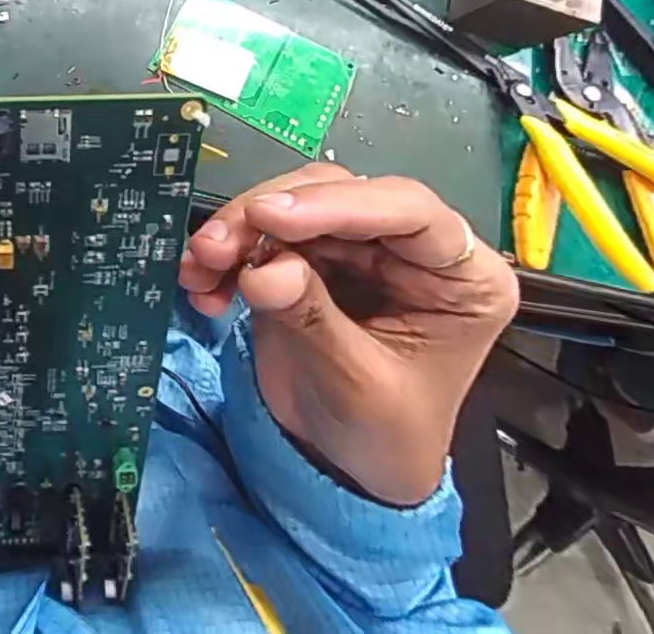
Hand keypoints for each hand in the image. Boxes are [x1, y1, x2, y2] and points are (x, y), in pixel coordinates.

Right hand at [180, 164, 517, 504]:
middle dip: (261, 217)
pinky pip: (253, 235)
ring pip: (283, 205)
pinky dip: (221, 255)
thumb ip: (313, 319)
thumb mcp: (358, 384)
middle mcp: (400, 247)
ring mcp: (344, 248)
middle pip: (328, 195)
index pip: (406, 210)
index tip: (268, 217)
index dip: (337, 204)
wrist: (341, 460)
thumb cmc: (382, 433)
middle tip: (211, 248)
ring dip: (232, 232)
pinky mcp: (297, 256)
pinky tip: (201, 286)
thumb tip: (264, 270)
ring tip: (197, 269)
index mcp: (456, 276)